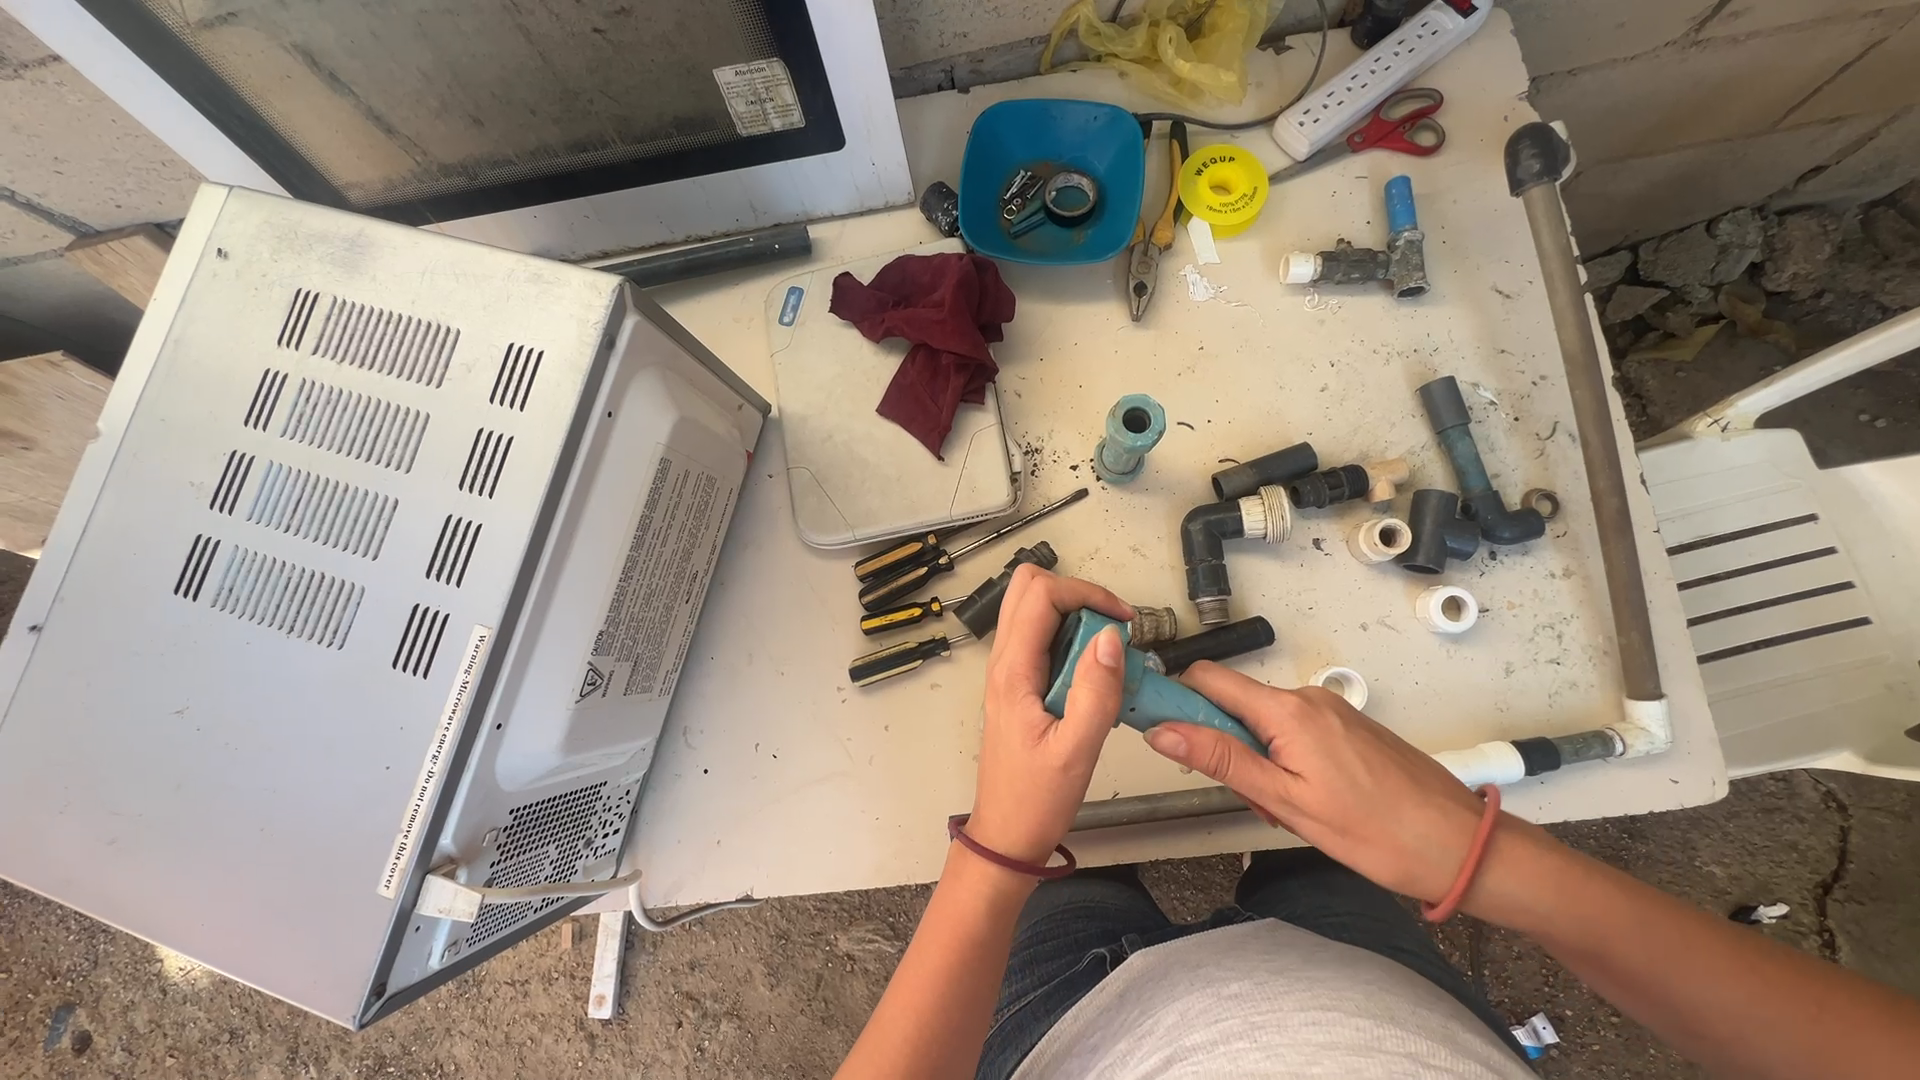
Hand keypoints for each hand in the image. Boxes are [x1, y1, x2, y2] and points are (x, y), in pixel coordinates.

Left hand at [963, 566, 1132, 865]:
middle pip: (1027, 588)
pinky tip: (1092, 673)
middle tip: (1111, 629)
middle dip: (1075, 594)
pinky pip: (1039, 639)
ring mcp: (1007, 671)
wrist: (1007, 834)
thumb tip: (1110, 637)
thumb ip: (1096, 692)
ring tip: (1106, 651)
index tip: (1122, 621)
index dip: (1086, 593)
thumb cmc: (1036, 799)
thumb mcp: (1077, 750)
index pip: (1041, 595)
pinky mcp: (1017, 684)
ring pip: (1031, 610)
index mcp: (1012, 671)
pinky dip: (1068, 638)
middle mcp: (1003, 662)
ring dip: (1072, 614)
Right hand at [1141, 662, 1487, 903]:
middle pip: (1234, 703)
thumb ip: (1221, 760)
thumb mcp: (1285, 801)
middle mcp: (1306, 697)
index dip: (1174, 697)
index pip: (1206, 678)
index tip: (1157, 728)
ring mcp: (1330, 709)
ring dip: (1256, 758)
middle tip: (1250, 797)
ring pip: (1264, 722)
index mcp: (1286, 710)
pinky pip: (1294, 730)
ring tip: (1287, 807)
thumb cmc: (1375, 831)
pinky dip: (1284, 757)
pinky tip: (1309, 798)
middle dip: (1224, 745)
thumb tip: (1161, 730)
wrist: (1462, 846)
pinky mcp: (1347, 725)